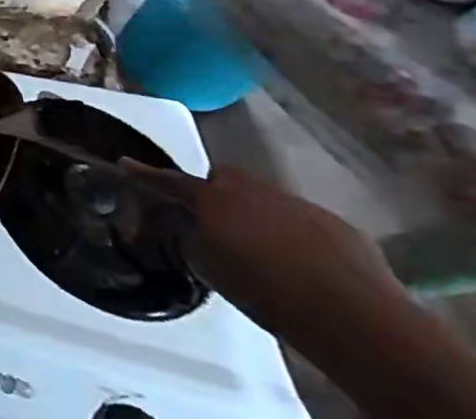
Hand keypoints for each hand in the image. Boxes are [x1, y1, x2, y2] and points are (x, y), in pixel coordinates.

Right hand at [120, 160, 407, 340]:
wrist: (350, 312)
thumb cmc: (266, 289)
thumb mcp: (210, 266)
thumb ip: (193, 238)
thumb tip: (192, 231)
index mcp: (212, 197)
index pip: (169, 181)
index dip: (144, 174)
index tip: (125, 164)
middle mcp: (250, 188)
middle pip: (222, 179)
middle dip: (215, 193)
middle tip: (212, 221)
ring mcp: (295, 201)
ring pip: (263, 198)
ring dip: (255, 215)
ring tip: (261, 250)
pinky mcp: (334, 222)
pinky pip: (301, 220)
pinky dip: (293, 234)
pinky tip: (300, 264)